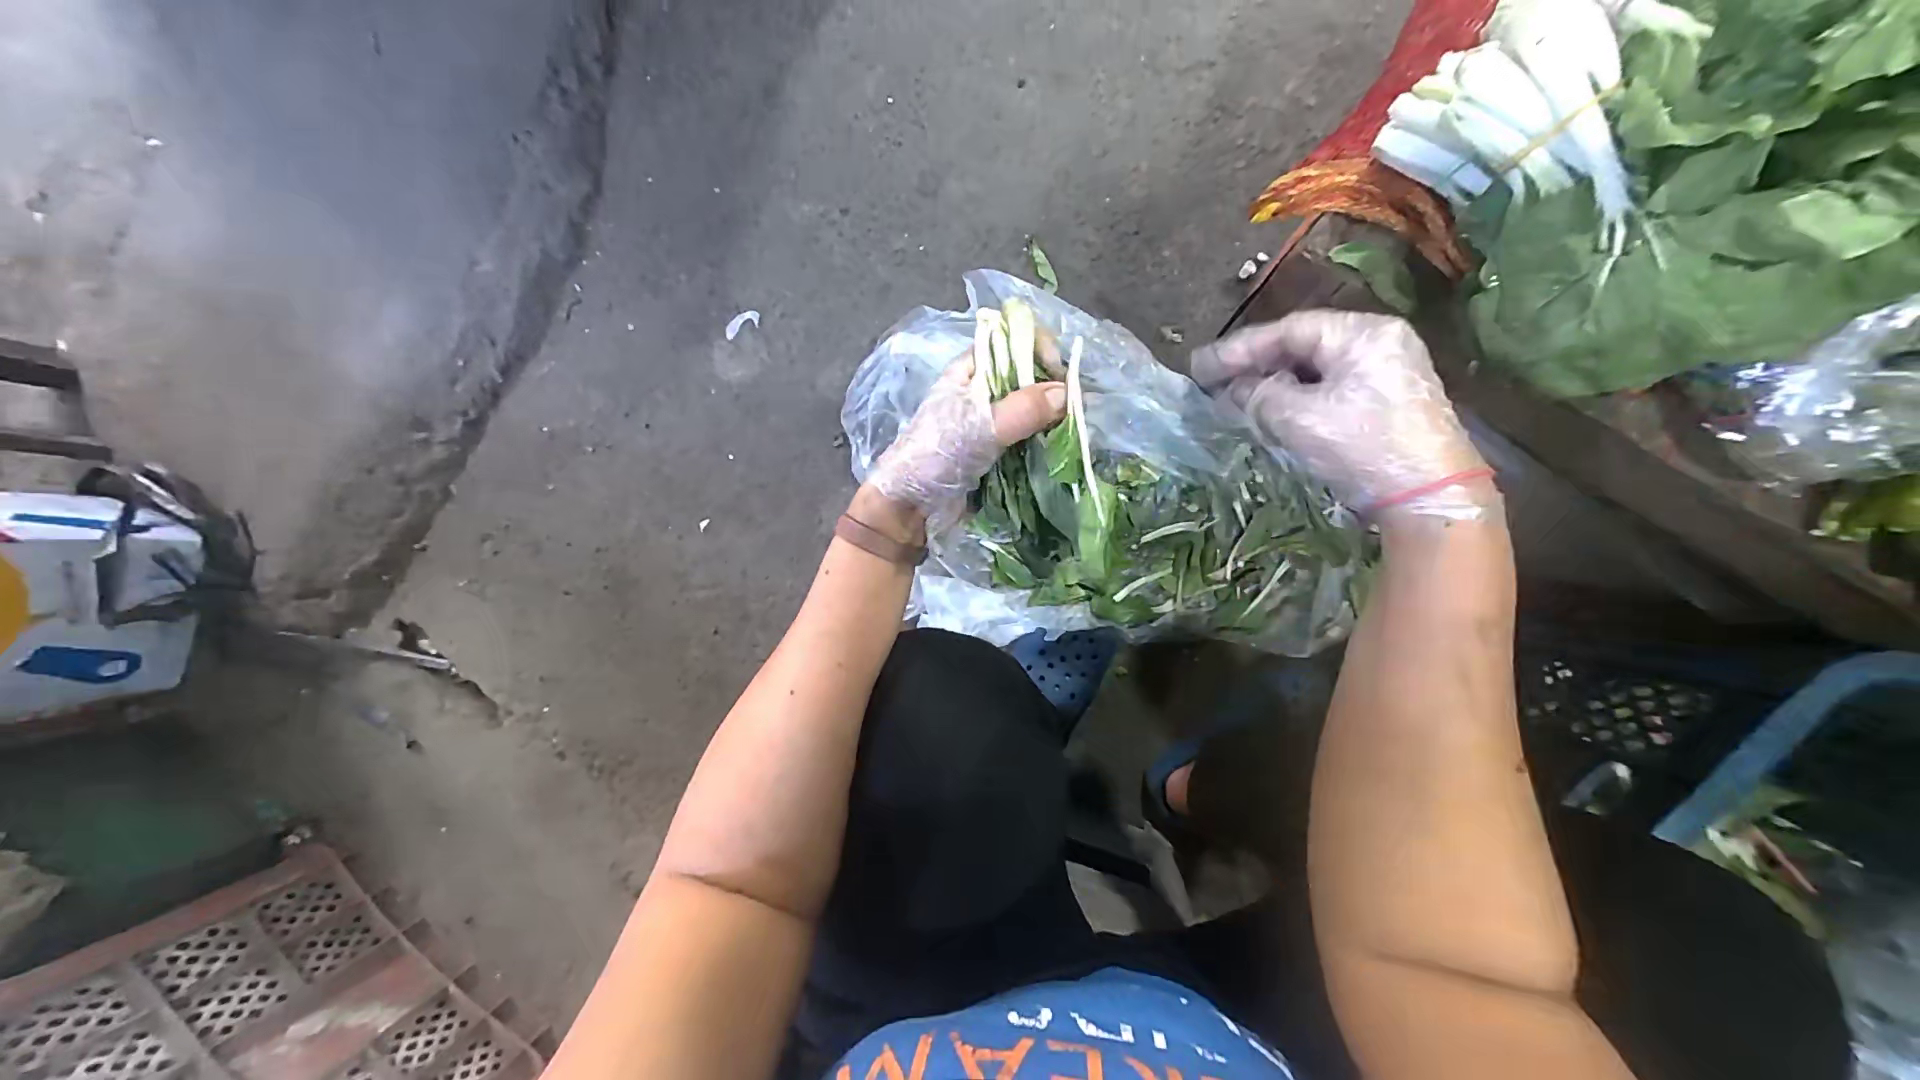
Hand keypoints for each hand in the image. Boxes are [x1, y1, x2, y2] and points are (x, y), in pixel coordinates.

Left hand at [865, 356, 1066, 531]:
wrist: (912, 506)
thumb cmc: (937, 455)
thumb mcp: (980, 426)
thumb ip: (1023, 409)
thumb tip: (1067, 394)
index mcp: (969, 372)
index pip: (1009, 342)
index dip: (1036, 347)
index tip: (1059, 370)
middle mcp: (981, 392)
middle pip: (1025, 376)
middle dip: (1051, 386)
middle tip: (1074, 405)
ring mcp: (989, 423)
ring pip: (1030, 409)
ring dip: (1051, 417)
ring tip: (1074, 427)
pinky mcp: (997, 451)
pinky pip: (1027, 438)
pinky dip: (1044, 440)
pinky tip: (1061, 446)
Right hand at [1191, 311, 1494, 519]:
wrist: (1429, 498)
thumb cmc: (1363, 447)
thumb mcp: (1298, 418)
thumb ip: (1257, 395)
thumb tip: (1234, 390)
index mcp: (1362, 334)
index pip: (1287, 330)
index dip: (1238, 349)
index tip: (1200, 367)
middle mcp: (1378, 342)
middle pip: (1302, 346)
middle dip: (1254, 365)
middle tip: (1212, 381)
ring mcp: (1386, 371)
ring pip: (1314, 369)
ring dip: (1273, 383)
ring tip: (1235, 398)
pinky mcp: (1386, 401)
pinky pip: (1329, 387)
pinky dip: (1296, 397)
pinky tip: (1272, 411)